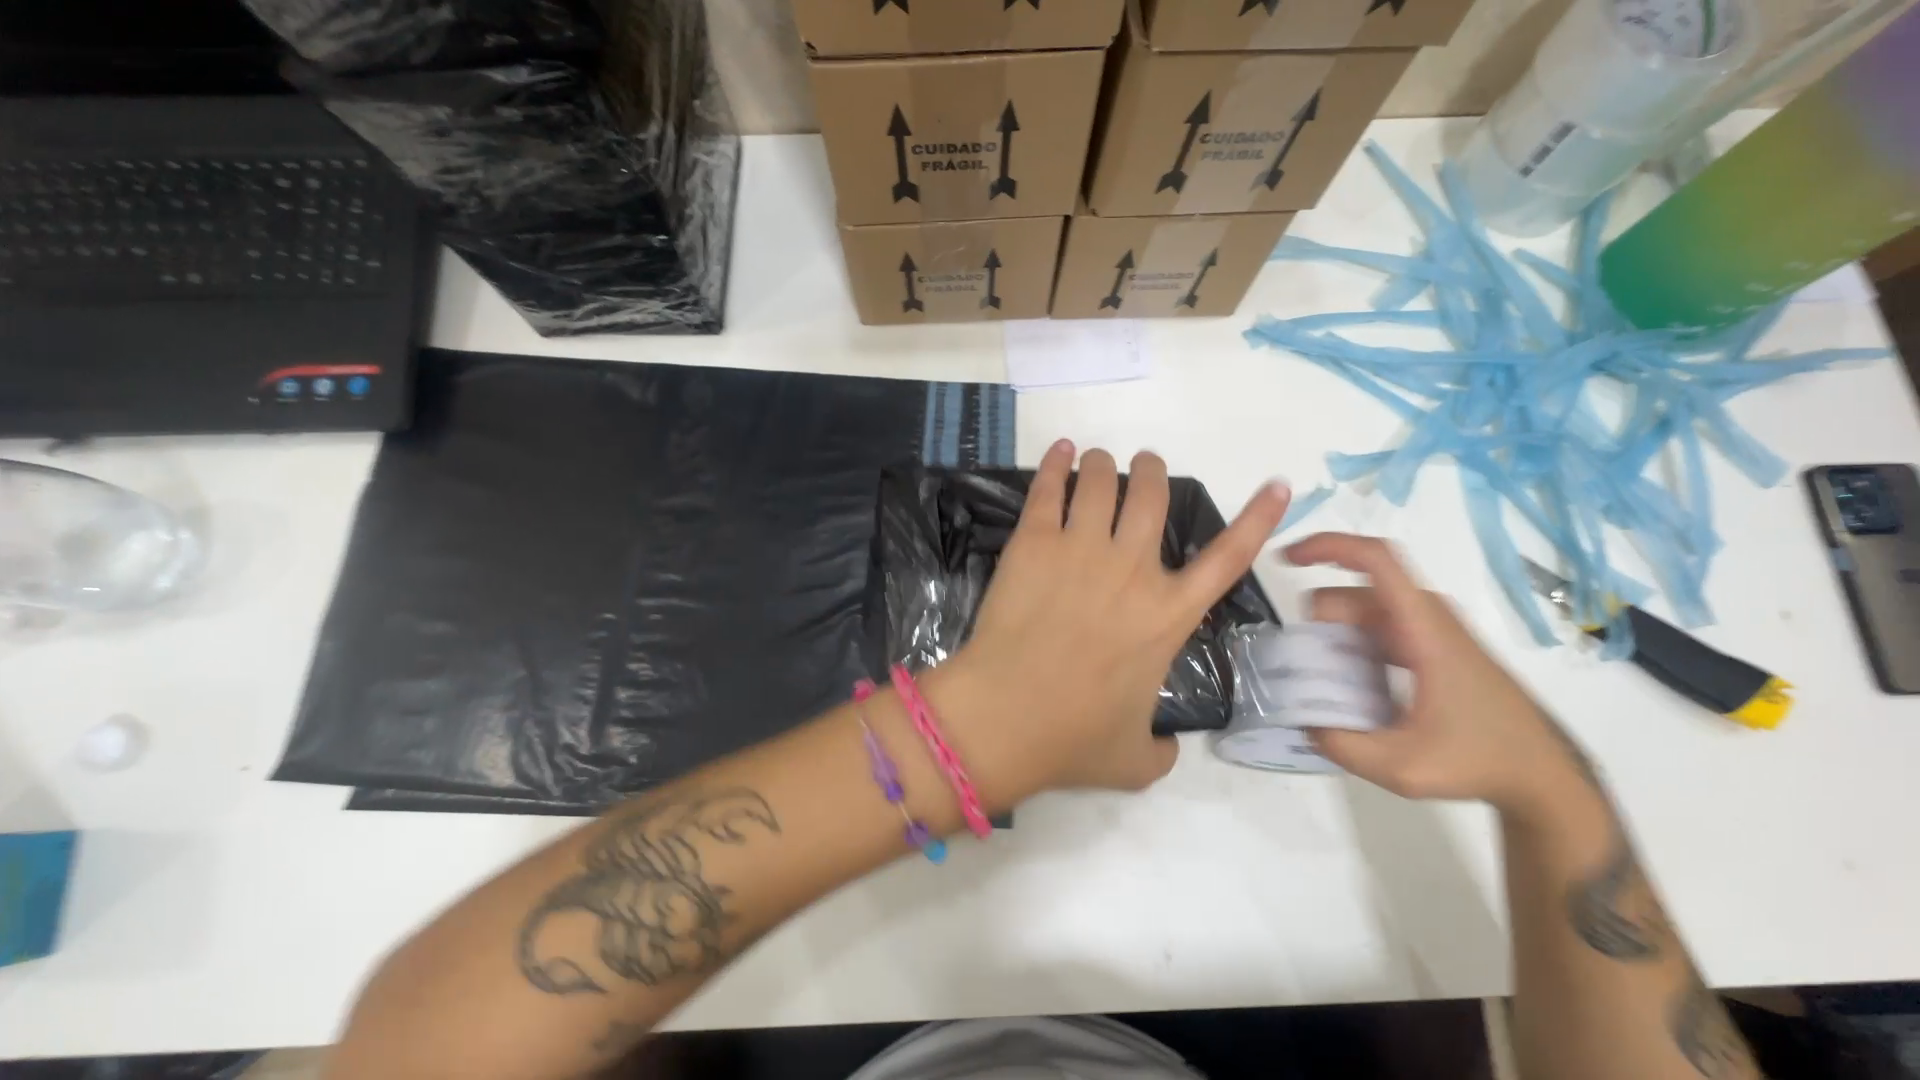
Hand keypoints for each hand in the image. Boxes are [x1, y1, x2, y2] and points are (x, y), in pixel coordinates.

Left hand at [932, 440, 1289, 809]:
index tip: (1275, 484)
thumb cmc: (1074, 738)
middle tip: (1143, 465)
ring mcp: (1082, 550)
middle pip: (1154, 496)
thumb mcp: (1135, 761)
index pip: (1229, 557)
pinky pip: (1049, 489)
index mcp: (1169, 616)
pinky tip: (1060, 453)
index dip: (1259, 518)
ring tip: (1099, 461)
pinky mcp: (1034, 543)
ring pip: (1102, 482)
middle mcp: (1133, 571)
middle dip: (1152, 472)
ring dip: (1105, 465)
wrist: (1005, 715)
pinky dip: (1057, 465)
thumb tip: (1167, 748)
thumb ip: (1161, 751)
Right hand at [1282, 533, 1579, 815]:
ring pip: (1363, 613)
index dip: (1327, 546)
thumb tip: (1301, 718)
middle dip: (1319, 624)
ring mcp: (1432, 630)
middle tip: (1308, 675)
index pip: (1376, 559)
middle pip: (1355, 594)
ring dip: (1334, 640)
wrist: (1541, 774)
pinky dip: (1353, 650)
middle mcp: (1429, 617)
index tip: (1286, 559)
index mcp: (1425, 629)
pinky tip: (1352, 692)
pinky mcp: (1433, 646)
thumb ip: (1339, 744)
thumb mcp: (1400, 768)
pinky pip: (1377, 630)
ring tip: (1330, 690)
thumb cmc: (1478, 762)